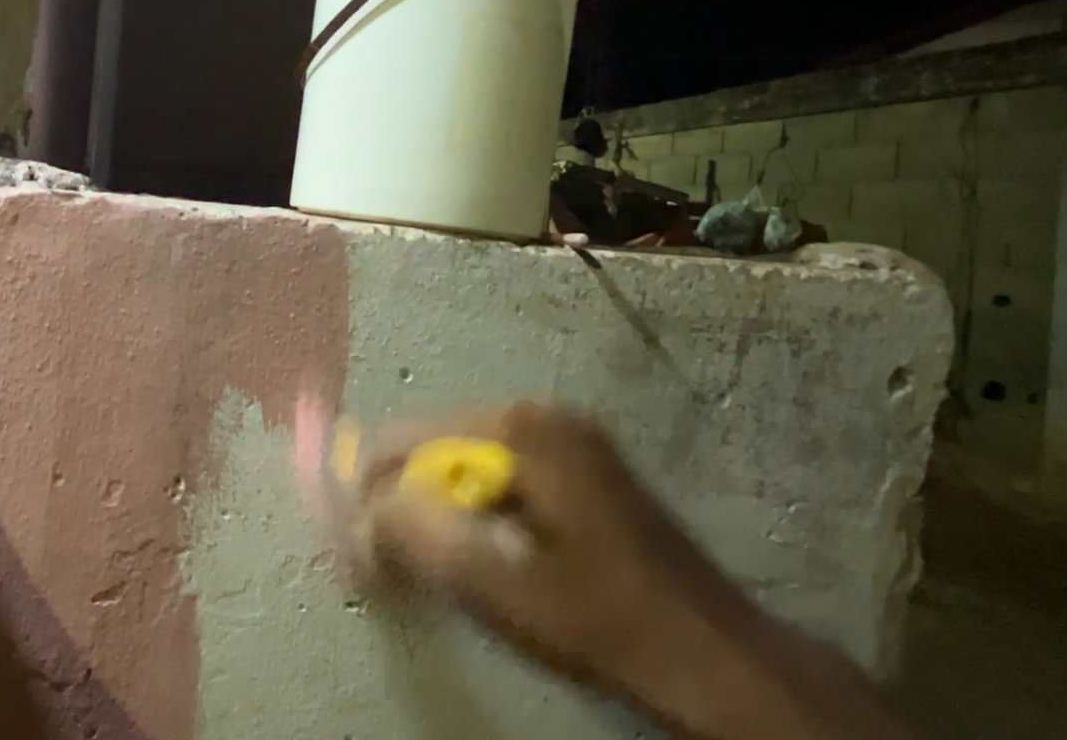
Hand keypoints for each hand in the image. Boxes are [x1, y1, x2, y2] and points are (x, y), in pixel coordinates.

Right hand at [358, 403, 757, 699]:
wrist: (710, 654)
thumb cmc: (600, 617)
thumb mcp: (497, 584)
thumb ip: (417, 535)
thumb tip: (360, 507)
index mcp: (518, 427)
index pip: (407, 439)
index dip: (372, 488)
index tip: (356, 537)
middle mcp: (537, 412)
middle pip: (434, 444)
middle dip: (404, 496)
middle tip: (386, 552)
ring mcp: (563, 433)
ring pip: (463, 459)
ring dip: (436, 503)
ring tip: (424, 554)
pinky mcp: (577, 461)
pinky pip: (496, 470)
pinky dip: (472, 504)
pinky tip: (474, 545)